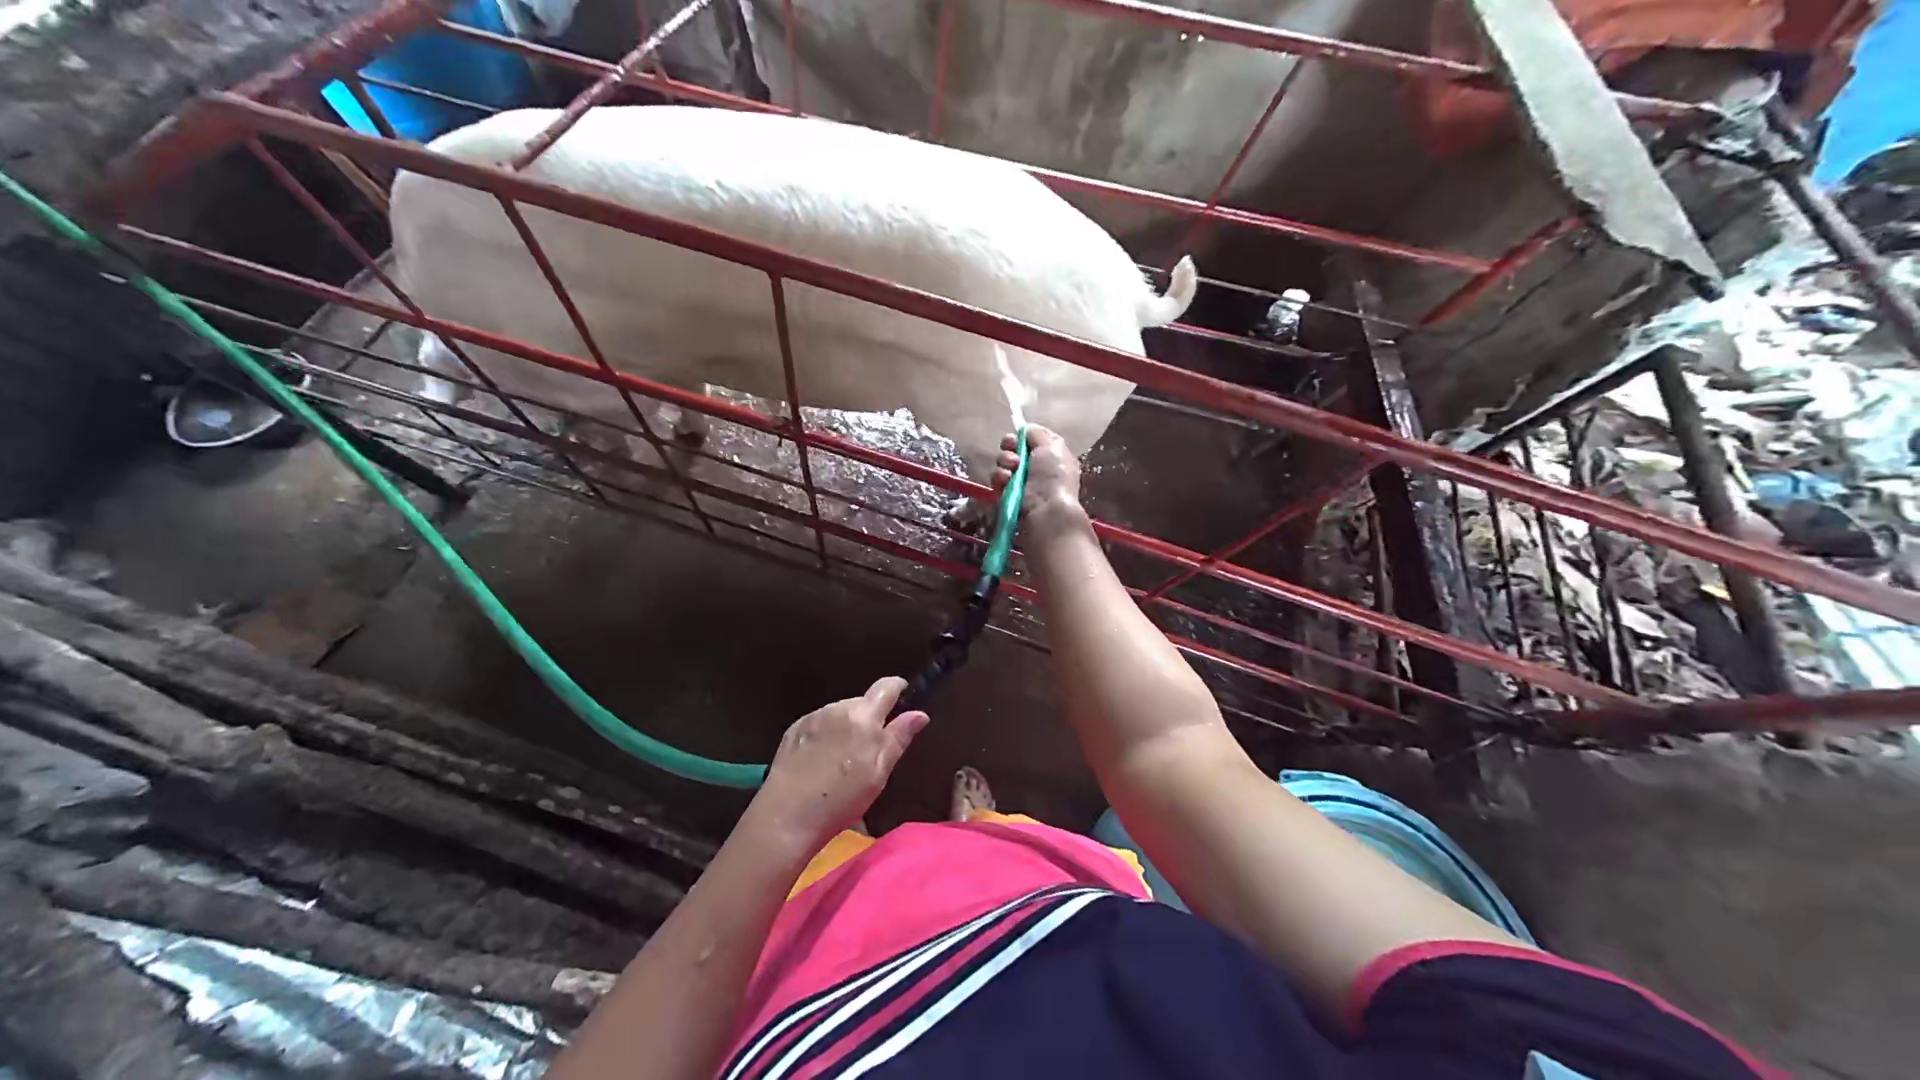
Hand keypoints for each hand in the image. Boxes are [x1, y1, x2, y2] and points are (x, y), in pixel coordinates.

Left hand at [750, 677, 928, 850]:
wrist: (787, 814)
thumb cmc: (841, 800)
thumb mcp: (878, 773)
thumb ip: (899, 738)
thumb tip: (920, 714)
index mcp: (863, 717)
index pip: (886, 687)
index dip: (898, 687)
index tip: (904, 694)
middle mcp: (838, 708)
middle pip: (862, 701)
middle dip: (871, 716)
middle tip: (871, 746)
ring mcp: (814, 717)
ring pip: (841, 711)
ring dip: (849, 724)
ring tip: (845, 755)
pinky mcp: (795, 728)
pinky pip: (821, 721)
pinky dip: (828, 732)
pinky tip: (823, 757)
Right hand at [993, 426, 1081, 530]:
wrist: (1045, 510)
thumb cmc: (1053, 476)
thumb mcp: (1052, 446)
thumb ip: (1037, 433)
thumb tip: (1026, 430)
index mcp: (1052, 456)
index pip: (1031, 439)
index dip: (1023, 436)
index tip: (1019, 436)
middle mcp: (1036, 468)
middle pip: (1014, 449)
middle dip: (1010, 447)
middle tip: (1014, 453)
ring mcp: (1021, 482)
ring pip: (1003, 463)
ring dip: (1005, 462)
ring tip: (1012, 470)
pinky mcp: (1007, 495)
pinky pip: (997, 479)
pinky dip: (1000, 478)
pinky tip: (1006, 481)